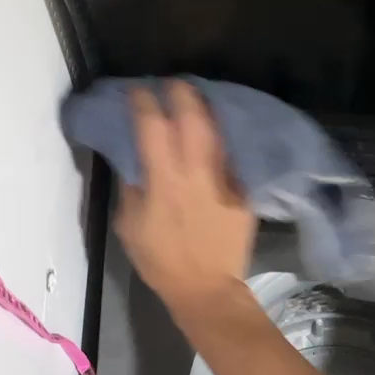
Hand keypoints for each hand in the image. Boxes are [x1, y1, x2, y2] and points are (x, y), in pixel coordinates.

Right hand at [115, 80, 258, 319]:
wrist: (207, 289)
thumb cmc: (161, 262)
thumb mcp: (130, 227)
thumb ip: (132, 189)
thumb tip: (133, 161)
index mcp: (163, 182)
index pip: (152, 126)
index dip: (143, 101)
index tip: (137, 91)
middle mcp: (196, 175)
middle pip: (192, 118)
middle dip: (181, 93)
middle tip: (173, 85)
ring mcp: (224, 183)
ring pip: (218, 133)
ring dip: (207, 110)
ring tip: (198, 102)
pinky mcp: (244, 194)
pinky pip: (234, 158)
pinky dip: (225, 141)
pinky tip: (220, 136)